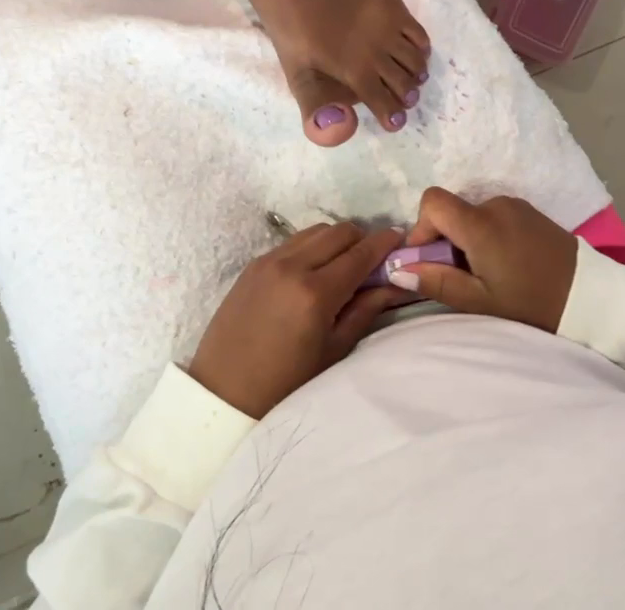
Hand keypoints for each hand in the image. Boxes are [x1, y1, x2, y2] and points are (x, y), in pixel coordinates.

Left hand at [188, 223, 414, 418]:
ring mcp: (268, 261)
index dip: (385, 242)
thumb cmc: (285, 382)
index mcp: (316, 292)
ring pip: (315, 230)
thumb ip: (366, 309)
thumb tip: (397, 284)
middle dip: (361, 240)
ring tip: (341, 266)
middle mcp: (292, 266)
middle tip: (371, 261)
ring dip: (335, 240)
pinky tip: (313, 271)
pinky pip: (292, 241)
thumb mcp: (335, 349)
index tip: (401, 239)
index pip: (361, 252)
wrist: (223, 394)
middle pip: (340, 231)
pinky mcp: (252, 265)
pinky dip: (311, 247)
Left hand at [227, 0, 431, 147]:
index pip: (386, 101)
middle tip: (399, 100)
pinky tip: (412, 49)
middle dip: (405, 95)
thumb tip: (338, 136)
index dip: (391, 114)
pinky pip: (418, 32)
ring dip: (415, 73)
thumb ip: (315, 99)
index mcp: (353, 68)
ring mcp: (388, 23)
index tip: (394, 121)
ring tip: (408, 78)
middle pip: (406, 81)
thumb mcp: (291, 60)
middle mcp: (380, 49)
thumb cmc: (280, 5)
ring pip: (417, 59)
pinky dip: (421, 47)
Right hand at [390, 188, 577, 331]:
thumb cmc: (531, 302)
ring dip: (467, 240)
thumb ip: (437, 281)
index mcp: (480, 223)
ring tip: (487, 274)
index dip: (422, 227)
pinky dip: (487, 235)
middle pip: (452, 211)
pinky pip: (493, 216)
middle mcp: (496, 204)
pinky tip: (505, 264)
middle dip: (446, 240)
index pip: (432, 201)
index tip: (429, 257)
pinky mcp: (529, 211)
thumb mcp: (479, 301)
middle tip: (461, 276)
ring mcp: (515, 205)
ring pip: (472, 215)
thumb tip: (398, 268)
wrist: (588, 296)